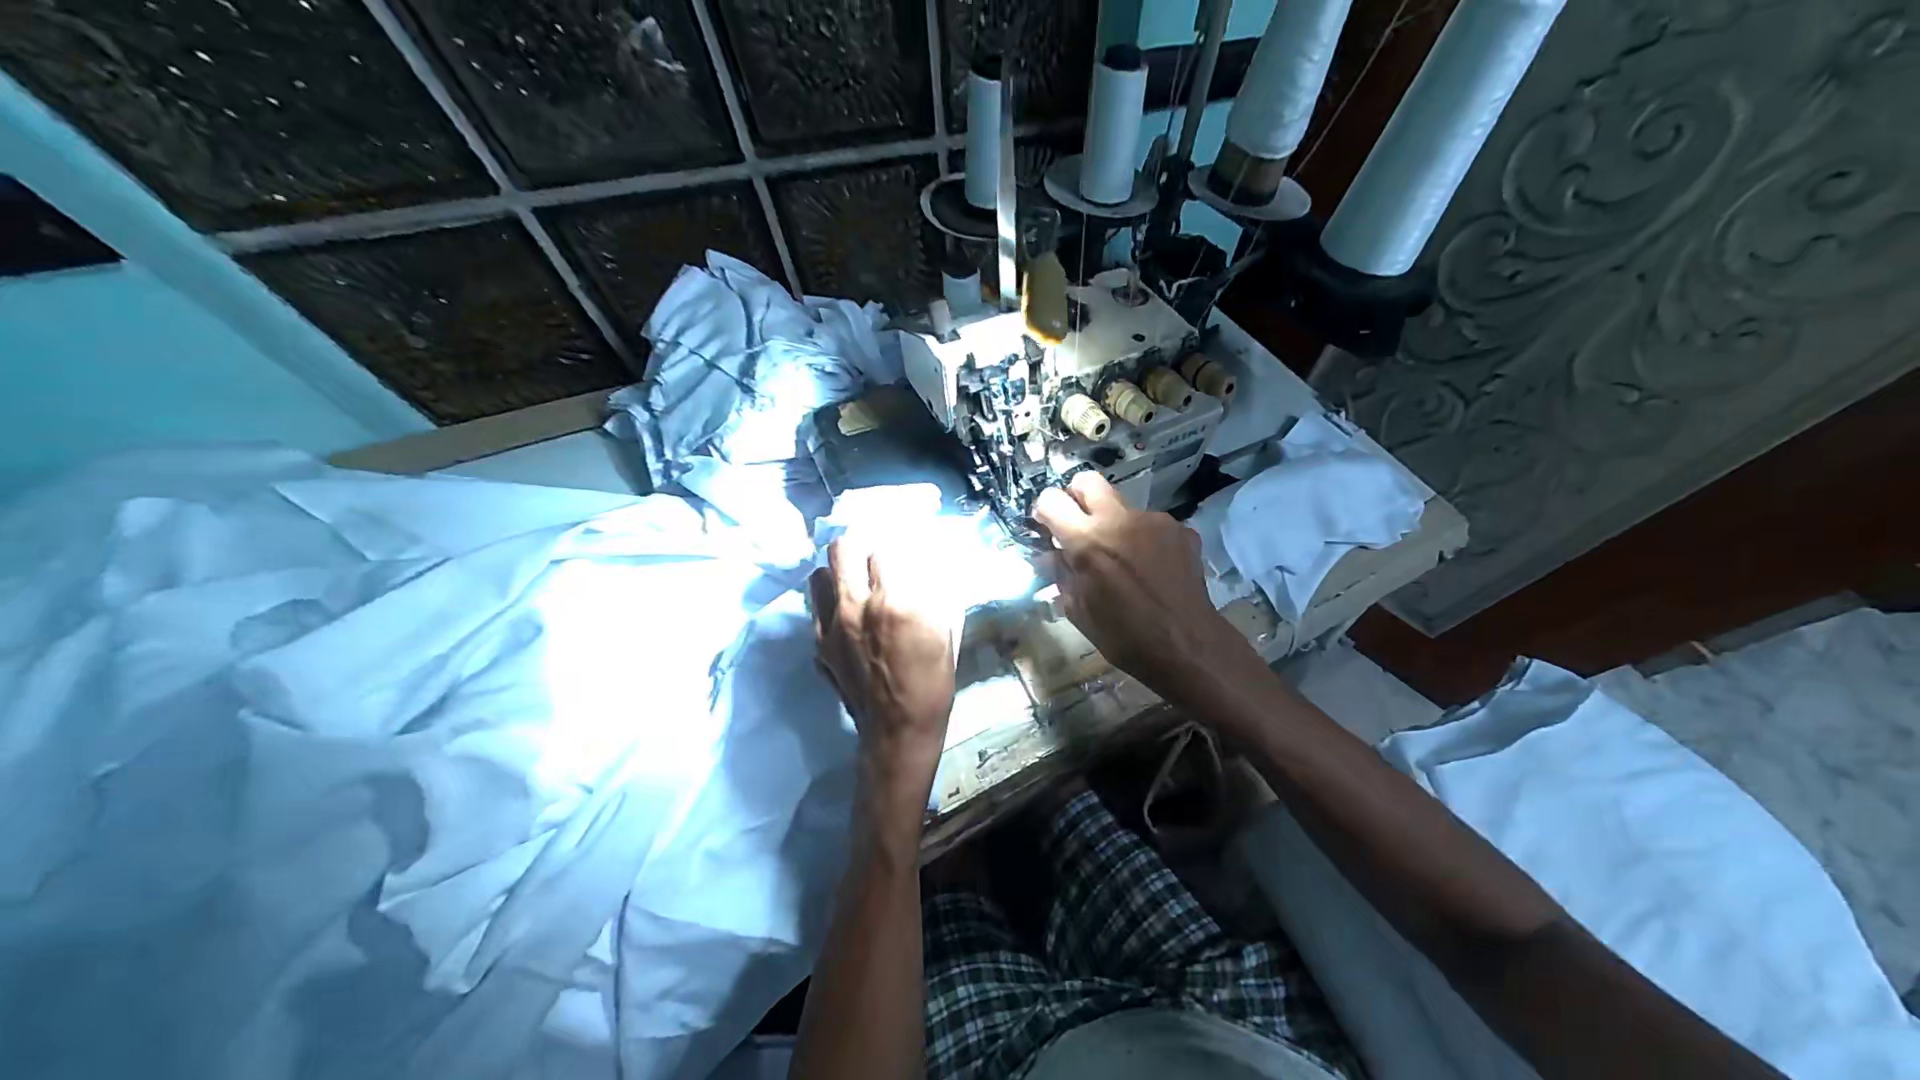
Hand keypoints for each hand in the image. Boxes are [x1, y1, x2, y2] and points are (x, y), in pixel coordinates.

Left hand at [809, 535, 955, 832]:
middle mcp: (858, 605)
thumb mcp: (948, 631)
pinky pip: (814, 605)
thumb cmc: (933, 681)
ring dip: (836, 571)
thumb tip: (929, 567)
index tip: (900, 550)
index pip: (884, 548)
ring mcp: (832, 624)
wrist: (897, 729)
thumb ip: (936, 593)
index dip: (894, 547)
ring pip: (819, 573)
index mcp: (897, 602)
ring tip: (851, 579)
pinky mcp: (819, 642)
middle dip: (858, 544)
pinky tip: (844, 610)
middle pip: (843, 547)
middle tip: (869, 554)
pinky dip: (828, 600)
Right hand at [1032, 471, 1250, 698]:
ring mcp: (1154, 521)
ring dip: (1113, 522)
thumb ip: (1062, 573)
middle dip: (1076, 497)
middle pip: (1087, 481)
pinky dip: (1142, 539)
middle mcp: (1120, 520)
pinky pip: (1150, 524)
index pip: (1051, 500)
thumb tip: (1054, 554)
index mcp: (1088, 541)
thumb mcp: (1078, 610)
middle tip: (1078, 525)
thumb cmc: (1124, 636)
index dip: (1044, 512)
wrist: (1188, 646)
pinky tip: (1149, 568)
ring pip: (1122, 505)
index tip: (1047, 529)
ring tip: (1121, 558)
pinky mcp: (1180, 529)